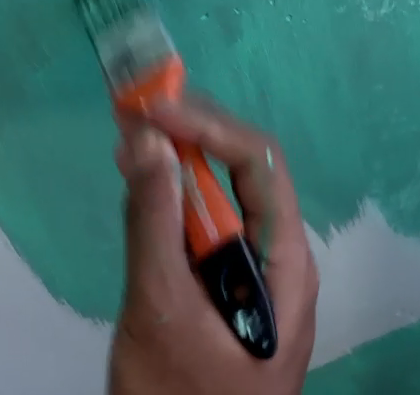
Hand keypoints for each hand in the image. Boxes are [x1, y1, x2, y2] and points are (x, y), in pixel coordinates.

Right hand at [108, 99, 318, 394]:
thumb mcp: (161, 309)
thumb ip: (154, 222)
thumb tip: (146, 137)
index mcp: (286, 261)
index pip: (260, 161)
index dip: (207, 124)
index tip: (151, 111)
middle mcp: (279, 256)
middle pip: (243, 168)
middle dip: (191, 134)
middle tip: (135, 113)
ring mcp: (253, 272)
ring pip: (221, 193)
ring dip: (177, 159)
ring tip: (132, 138)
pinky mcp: (225, 286)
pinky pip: (204, 224)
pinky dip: (171, 196)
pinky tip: (141, 185)